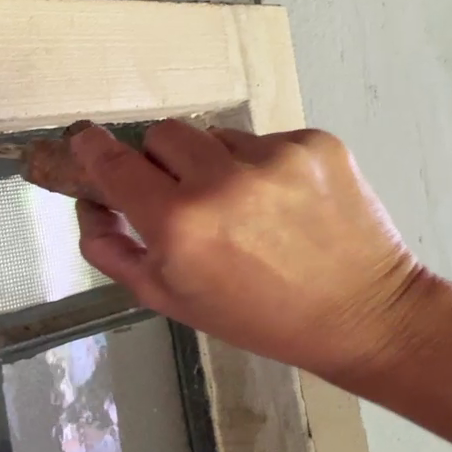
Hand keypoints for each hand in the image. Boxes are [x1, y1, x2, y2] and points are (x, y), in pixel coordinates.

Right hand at [21, 120, 432, 379]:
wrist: (365, 316)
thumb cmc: (253, 316)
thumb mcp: (163, 297)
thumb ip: (108, 248)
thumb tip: (89, 203)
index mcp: (177, 224)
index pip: (113, 162)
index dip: (93, 147)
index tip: (86, 140)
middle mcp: (219, 181)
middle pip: (161, 135)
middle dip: (161, 160)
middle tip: (182, 194)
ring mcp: (272, 157)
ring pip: (212, 135)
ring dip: (212, 162)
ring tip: (242, 204)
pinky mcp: (315, 144)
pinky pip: (261, 139)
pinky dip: (260, 165)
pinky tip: (281, 202)